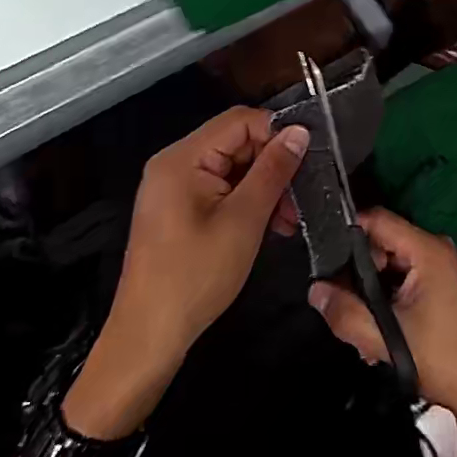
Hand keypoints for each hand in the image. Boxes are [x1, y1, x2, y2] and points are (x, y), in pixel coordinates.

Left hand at [64, 107, 307, 439]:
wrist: (149, 335)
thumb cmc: (196, 275)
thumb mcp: (244, 220)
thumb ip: (273, 171)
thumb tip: (300, 132)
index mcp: (182, 158)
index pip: (240, 121)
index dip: (276, 134)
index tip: (307, 161)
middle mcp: (175, 163)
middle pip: (237, 143)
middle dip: (273, 167)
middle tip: (302, 199)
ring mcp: (175, 187)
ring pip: (234, 169)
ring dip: (266, 188)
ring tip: (290, 220)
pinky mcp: (180, 209)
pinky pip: (222, 190)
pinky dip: (248, 203)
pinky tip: (272, 226)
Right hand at [308, 208, 456, 420]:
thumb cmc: (442, 359)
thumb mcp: (385, 338)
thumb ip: (345, 312)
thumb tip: (315, 290)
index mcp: (426, 249)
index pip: (377, 220)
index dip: (346, 232)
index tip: (322, 258)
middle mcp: (435, 248)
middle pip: (381, 242)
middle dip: (356, 271)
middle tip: (341, 303)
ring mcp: (439, 266)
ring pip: (389, 263)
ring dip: (369, 291)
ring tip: (359, 326)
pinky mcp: (440, 284)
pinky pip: (401, 277)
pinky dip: (385, 298)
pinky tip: (377, 331)